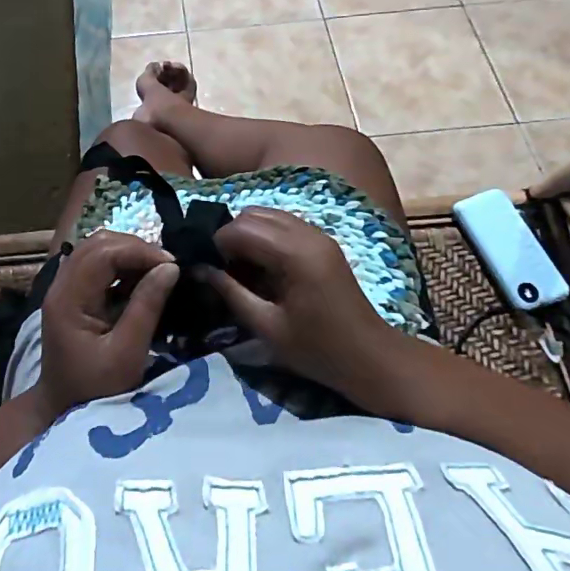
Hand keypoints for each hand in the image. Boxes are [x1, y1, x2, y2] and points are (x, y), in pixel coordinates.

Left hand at [38, 230, 179, 413]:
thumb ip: (146, 308)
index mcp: (68, 300)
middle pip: (98, 243)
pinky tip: (144, 280)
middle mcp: (61, 286)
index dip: (139, 251)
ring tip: (159, 271)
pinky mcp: (76, 294)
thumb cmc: (94, 389)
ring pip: (99, 249)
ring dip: (131, 254)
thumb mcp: (126, 353)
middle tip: (168, 267)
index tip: (172, 265)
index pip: (103, 253)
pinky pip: (100, 264)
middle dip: (136, 248)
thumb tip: (171, 267)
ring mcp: (66, 288)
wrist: (63, 410)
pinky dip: (124, 265)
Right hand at [204, 208, 406, 401]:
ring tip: (240, 270)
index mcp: (295, 253)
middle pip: (254, 214)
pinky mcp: (324, 242)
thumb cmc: (318, 349)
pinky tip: (263, 268)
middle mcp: (308, 233)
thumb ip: (231, 292)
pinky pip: (286, 225)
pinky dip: (267, 237)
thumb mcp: (267, 326)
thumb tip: (199, 269)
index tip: (206, 269)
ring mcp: (319, 234)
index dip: (216, 244)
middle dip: (231, 236)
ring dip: (249, 234)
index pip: (241, 228)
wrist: (370, 356)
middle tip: (221, 270)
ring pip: (270, 215)